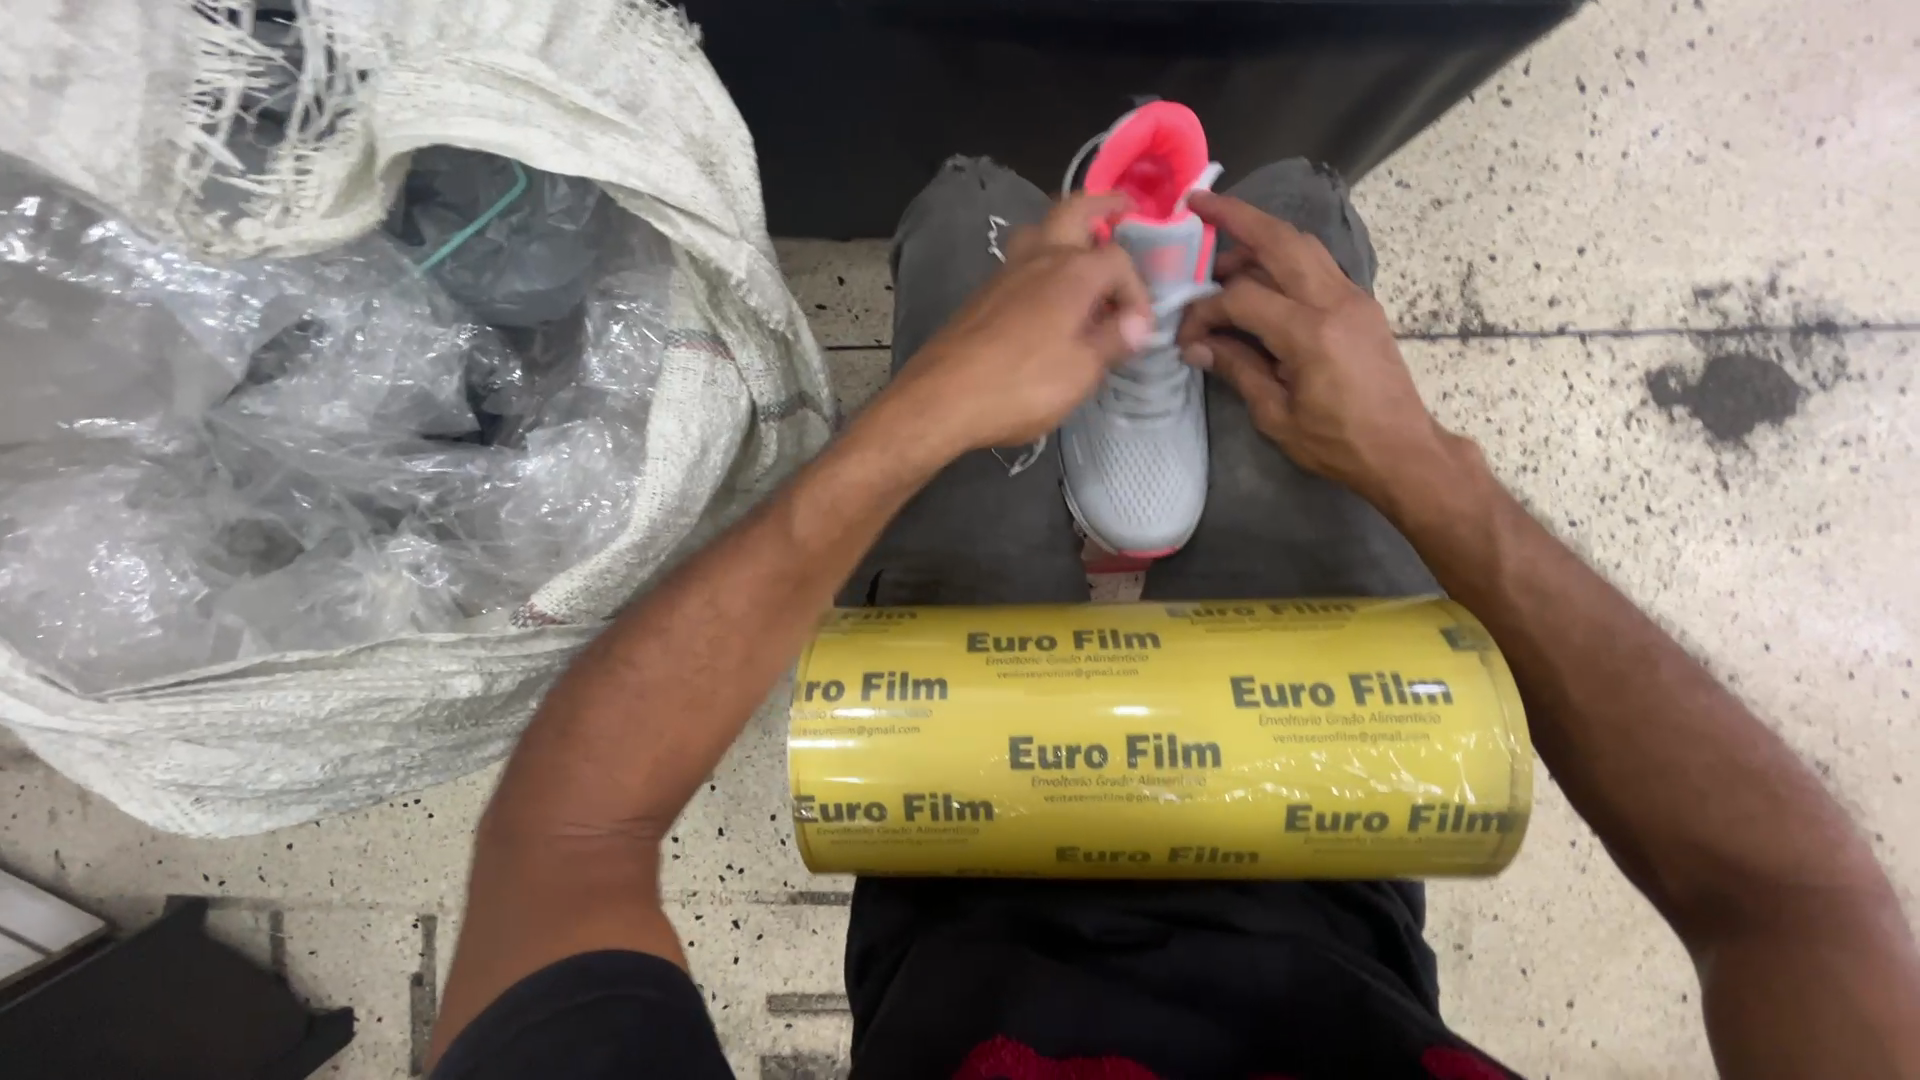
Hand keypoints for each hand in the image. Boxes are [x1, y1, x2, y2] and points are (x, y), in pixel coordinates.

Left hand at [880, 194, 1152, 454]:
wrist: (941, 400)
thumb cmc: (1020, 386)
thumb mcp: (1081, 372)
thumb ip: (1112, 341)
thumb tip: (1137, 324)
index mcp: (1073, 272)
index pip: (1119, 260)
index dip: (1137, 290)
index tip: (1138, 330)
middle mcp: (1038, 259)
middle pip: (1074, 210)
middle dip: (1103, 206)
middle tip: (1124, 211)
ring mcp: (1004, 274)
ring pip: (1038, 232)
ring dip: (1064, 232)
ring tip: (1081, 252)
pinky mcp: (981, 296)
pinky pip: (1018, 263)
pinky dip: (1040, 264)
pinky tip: (1044, 297)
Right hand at [1176, 191, 1465, 507]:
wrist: (1402, 450)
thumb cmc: (1336, 443)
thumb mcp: (1275, 414)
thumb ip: (1238, 369)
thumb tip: (1198, 346)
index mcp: (1310, 333)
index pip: (1242, 298)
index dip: (1205, 312)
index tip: (1186, 337)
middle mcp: (1335, 301)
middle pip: (1280, 240)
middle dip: (1237, 217)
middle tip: (1199, 205)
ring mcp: (1353, 298)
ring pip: (1303, 246)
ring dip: (1262, 237)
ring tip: (1224, 254)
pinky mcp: (1361, 305)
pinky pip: (1318, 265)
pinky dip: (1284, 259)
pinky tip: (1260, 276)